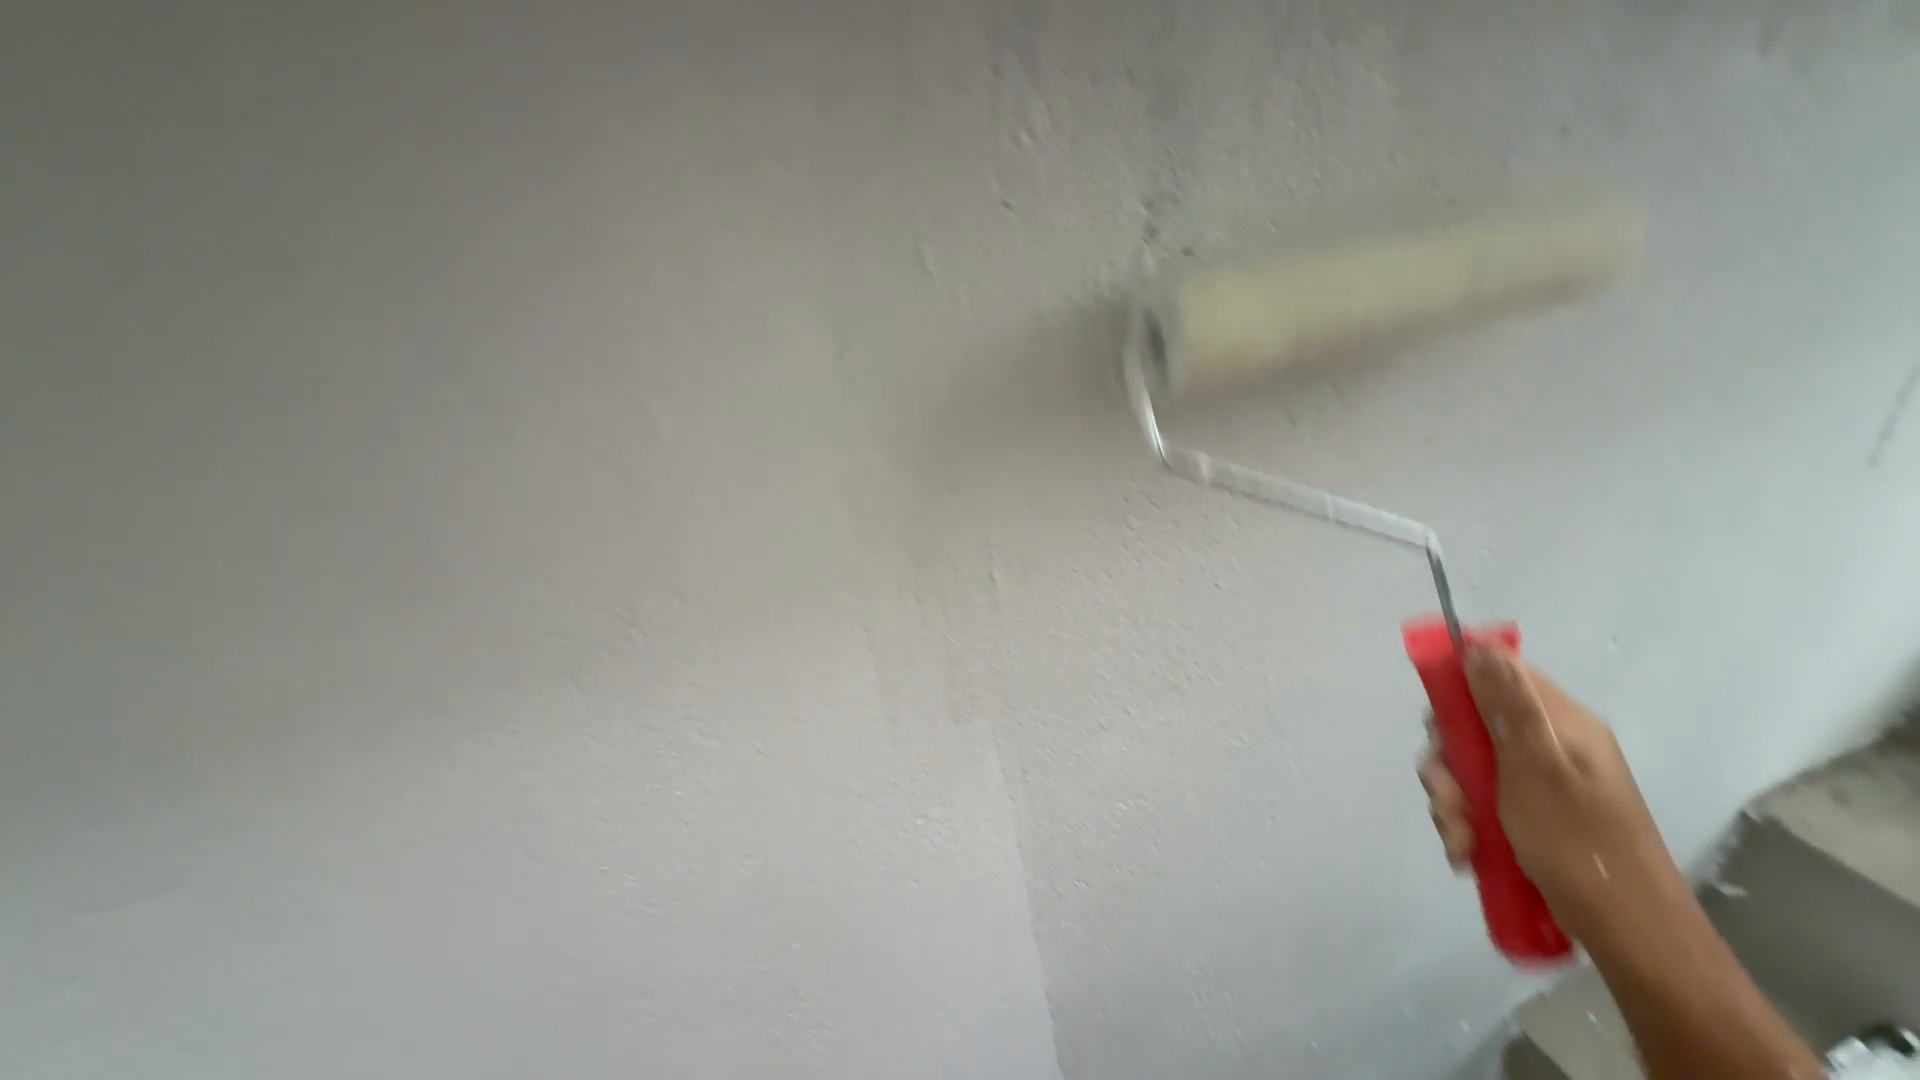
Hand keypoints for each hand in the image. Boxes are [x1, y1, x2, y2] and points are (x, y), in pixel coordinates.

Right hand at [1418, 644, 1686, 947]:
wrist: (1629, 930)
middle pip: (1473, 726)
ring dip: (1452, 802)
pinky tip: (1468, 853)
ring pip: (1469, 770)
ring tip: (1461, 840)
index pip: (1499, 676)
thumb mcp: (1536, 767)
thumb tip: (1479, 648)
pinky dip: (1468, 826)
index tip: (1440, 728)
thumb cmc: (1578, 842)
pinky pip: (1482, 804)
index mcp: (1561, 723)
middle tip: (1450, 798)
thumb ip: (1507, 705)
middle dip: (1447, 763)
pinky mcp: (1533, 816)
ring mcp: (1542, 782)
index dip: (1458, 691)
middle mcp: (1551, 745)